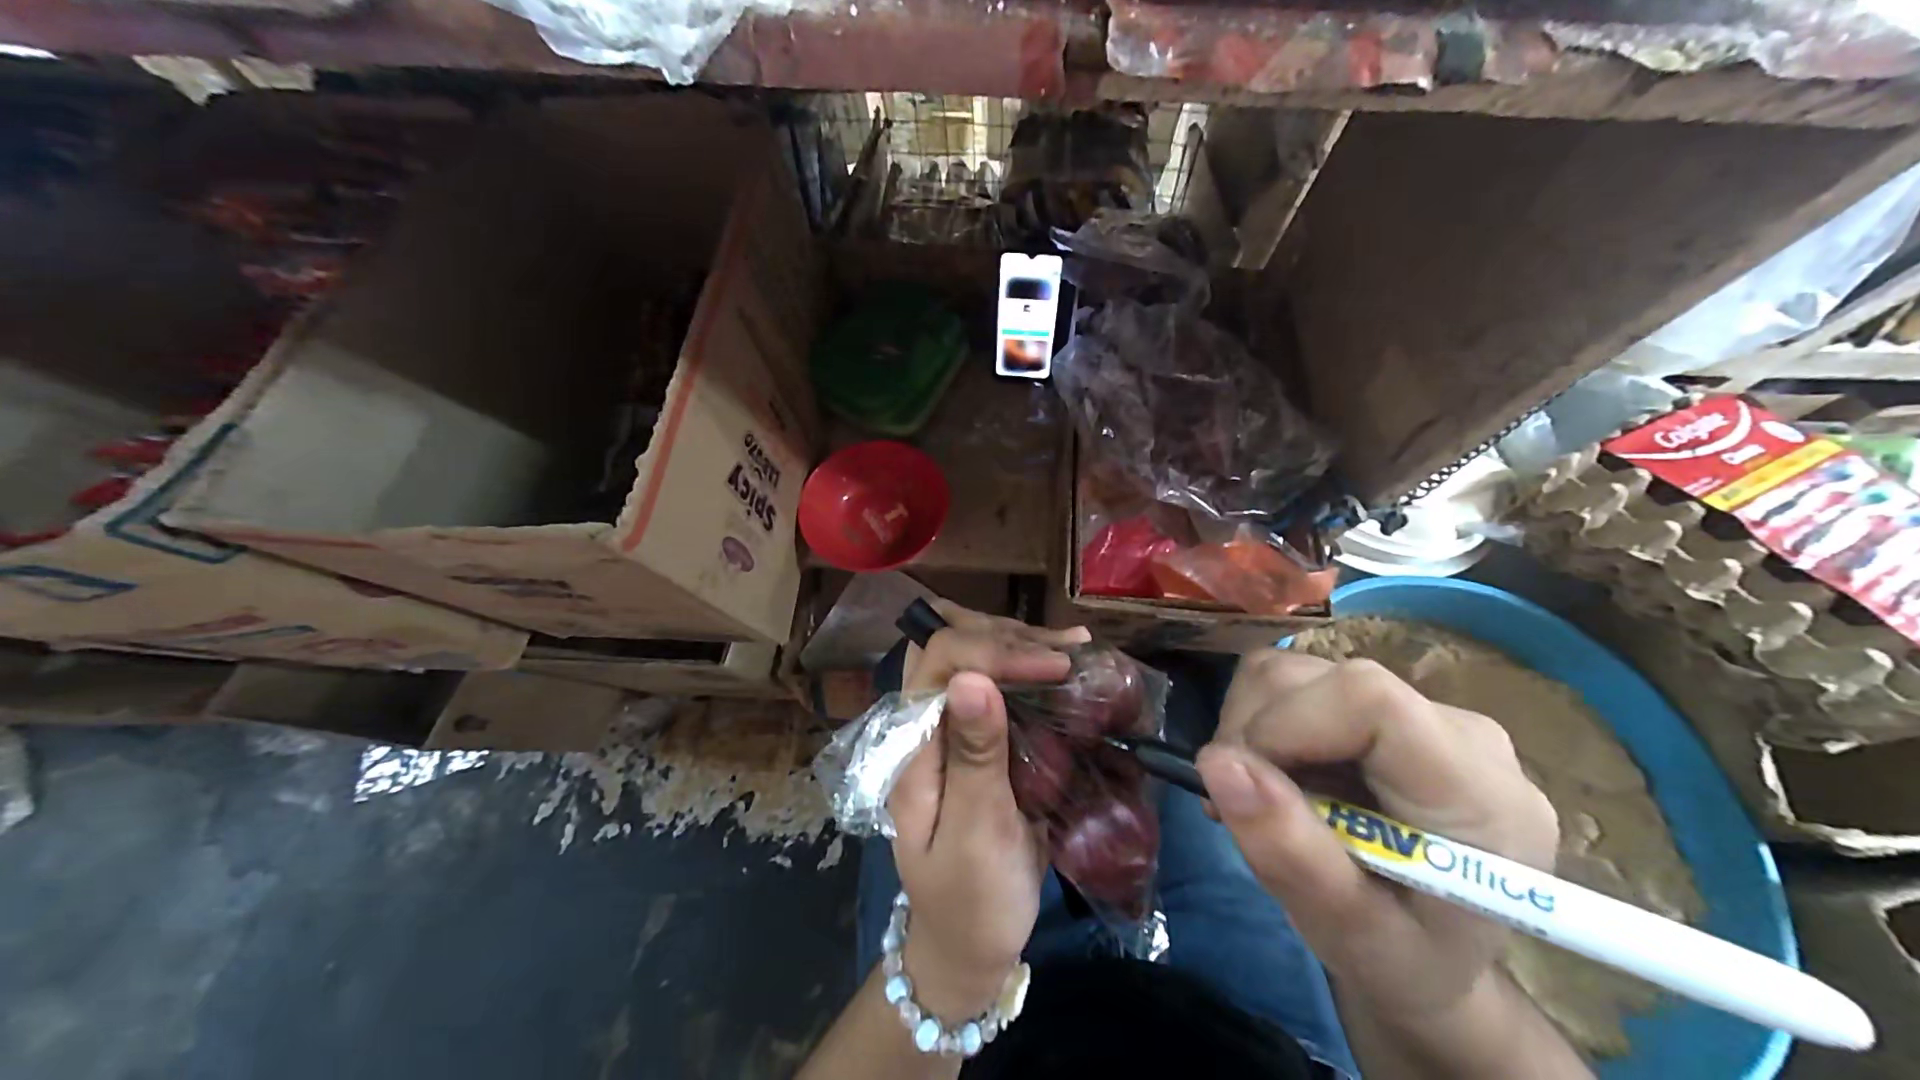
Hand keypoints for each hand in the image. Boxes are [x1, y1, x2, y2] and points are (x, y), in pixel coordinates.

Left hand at [888, 601, 1089, 1020]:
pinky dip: (1032, 672)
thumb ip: (972, 757)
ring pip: (974, 663)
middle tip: (1066, 652)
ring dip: (1021, 647)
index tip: (1052, 666)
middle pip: (951, 651)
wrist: (971, 945)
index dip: (992, 652)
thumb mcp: (975, 835)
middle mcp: (926, 729)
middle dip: (1006, 638)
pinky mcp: (980, 745)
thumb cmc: (972, 901)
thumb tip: (971, 678)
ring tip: (1075, 648)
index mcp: (912, 748)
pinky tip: (1069, 665)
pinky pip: (999, 692)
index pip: (937, 664)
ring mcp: (951, 734)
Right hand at [1196, 650, 1558, 1020]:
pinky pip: (1295, 682)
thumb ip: (1290, 854)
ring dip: (1250, 728)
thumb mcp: (1349, 935)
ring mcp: (1418, 707)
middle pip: (1316, 678)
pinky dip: (1261, 722)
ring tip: (1261, 796)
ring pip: (1293, 672)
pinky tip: (1276, 774)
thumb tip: (1217, 764)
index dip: (1286, 724)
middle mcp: (1457, 728)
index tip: (1247, 783)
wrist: (1434, 954)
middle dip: (1253, 733)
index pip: (1368, 697)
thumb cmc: (1404, 959)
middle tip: (1244, 805)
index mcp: (1476, 791)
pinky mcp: (1383, 703)